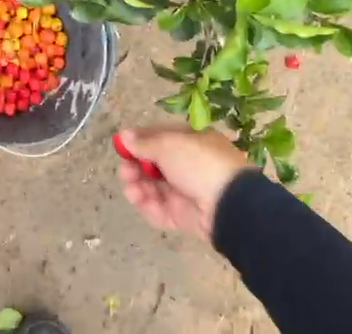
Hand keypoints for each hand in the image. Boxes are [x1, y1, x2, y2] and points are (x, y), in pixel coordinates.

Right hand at [115, 125, 252, 244]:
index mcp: (190, 142)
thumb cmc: (199, 164)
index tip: (122, 146)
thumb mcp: (168, 145)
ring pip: (153, 188)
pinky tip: (138, 200)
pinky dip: (147, 206)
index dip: (139, 142)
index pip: (158, 139)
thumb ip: (143, 142)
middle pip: (153, 165)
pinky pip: (160, 210)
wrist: (230, 207)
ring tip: (131, 189)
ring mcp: (186, 192)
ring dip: (138, 186)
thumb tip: (124, 136)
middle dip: (135, 167)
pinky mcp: (184, 216)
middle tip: (125, 171)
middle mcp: (187, 166)